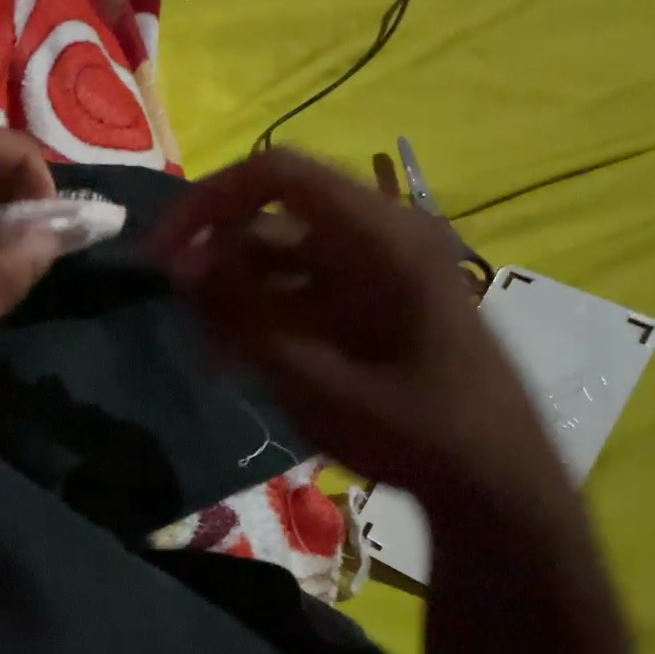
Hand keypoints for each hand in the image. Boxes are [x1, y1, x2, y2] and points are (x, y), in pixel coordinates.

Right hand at [153, 149, 564, 507]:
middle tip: (175, 307)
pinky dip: (257, 309)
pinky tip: (236, 355)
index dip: (207, 202)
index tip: (160, 254)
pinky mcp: (370, 298)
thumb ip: (243, 317)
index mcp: (380, 238)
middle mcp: (379, 236)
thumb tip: (182, 265)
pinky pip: (297, 283)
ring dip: (231, 288)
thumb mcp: (315, 379)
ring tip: (207, 346)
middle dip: (212, 252)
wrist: (494, 478)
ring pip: (278, 251)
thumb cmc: (413, 430)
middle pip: (272, 213)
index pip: (276, 175)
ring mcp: (377, 267)